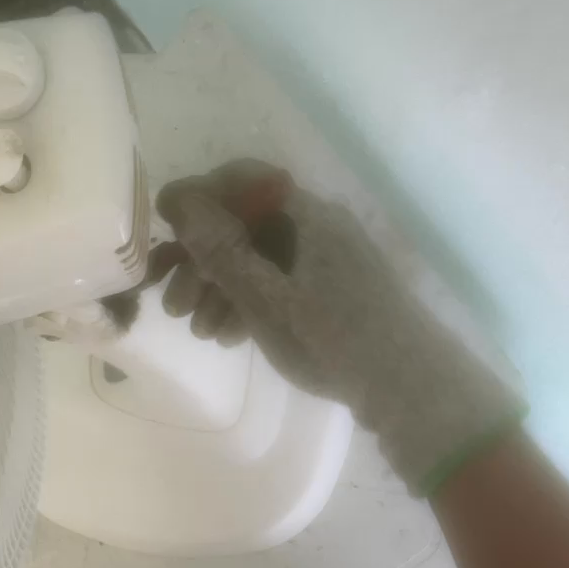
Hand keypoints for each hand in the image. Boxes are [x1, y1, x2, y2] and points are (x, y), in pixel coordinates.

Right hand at [157, 160, 524, 495]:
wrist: (407, 386)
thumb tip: (180, 201)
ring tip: (200, 332)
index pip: (240, 182)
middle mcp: (317, 226)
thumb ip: (222, 251)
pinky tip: (232, 337)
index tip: (161, 232)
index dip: (195, 200)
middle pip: (245, 226)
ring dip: (222, 289)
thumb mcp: (266, 299)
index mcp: (304, 215)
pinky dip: (251, 303)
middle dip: (202, 262)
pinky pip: (281, 284)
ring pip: (260, 260)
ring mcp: (328, 260)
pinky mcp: (334, 292)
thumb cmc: (333, 341)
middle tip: (172, 306)